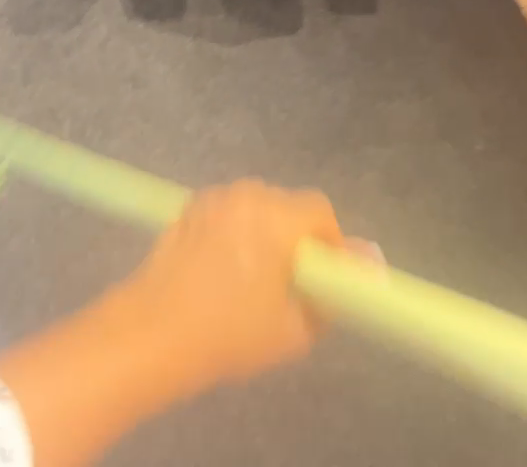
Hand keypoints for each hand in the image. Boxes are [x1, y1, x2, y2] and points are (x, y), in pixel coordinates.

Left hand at [111, 181, 346, 387]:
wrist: (157, 327)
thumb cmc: (233, 330)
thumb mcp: (298, 325)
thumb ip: (337, 290)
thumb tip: (370, 258)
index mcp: (276, 217)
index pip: (319, 209)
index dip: (329, 241)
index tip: (322, 277)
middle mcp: (242, 196)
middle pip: (283, 202)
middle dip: (293, 234)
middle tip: (289, 280)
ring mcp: (207, 200)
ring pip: (251, 205)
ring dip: (261, 230)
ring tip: (254, 276)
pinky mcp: (182, 211)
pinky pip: (222, 213)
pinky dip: (231, 230)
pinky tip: (221, 268)